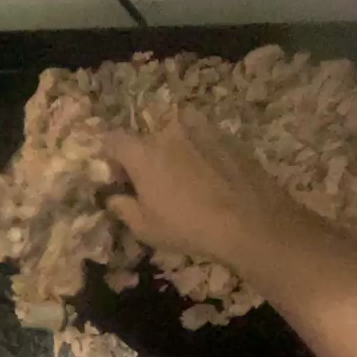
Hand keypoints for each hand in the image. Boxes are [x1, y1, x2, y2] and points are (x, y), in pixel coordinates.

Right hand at [103, 111, 349, 300]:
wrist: (248, 220)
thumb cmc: (187, 227)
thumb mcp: (145, 228)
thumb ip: (123, 208)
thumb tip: (112, 198)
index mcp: (144, 153)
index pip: (113, 140)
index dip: (108, 155)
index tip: (112, 173)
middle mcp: (170, 131)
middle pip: (147, 137)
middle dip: (142, 155)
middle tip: (148, 181)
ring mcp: (201, 128)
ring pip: (177, 132)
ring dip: (172, 148)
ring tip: (180, 174)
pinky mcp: (226, 135)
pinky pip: (202, 137)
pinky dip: (197, 151)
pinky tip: (206, 176)